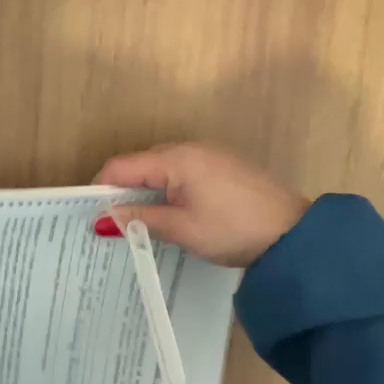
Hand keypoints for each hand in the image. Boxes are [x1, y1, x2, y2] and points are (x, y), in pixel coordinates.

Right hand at [92, 143, 309, 266]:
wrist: (295, 235)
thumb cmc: (234, 229)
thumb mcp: (182, 228)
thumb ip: (140, 219)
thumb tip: (102, 220)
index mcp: (176, 159)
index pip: (120, 166)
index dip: (100, 189)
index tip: (89, 217)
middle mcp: (188, 149)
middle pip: (138, 165)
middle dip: (119, 192)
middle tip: (108, 225)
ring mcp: (206, 156)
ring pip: (158, 170)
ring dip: (142, 193)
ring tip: (134, 224)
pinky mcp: (220, 169)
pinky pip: (178, 174)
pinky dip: (164, 192)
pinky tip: (165, 216)